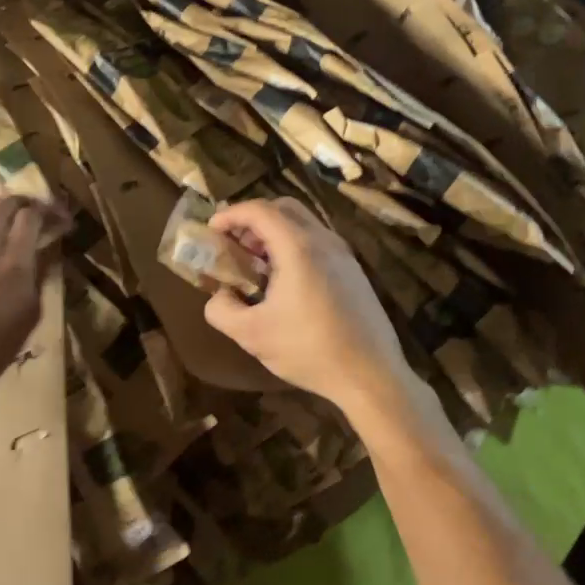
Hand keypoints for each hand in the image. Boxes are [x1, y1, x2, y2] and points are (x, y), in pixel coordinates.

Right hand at [204, 198, 411, 411]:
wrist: (372, 377)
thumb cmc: (309, 350)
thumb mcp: (251, 335)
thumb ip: (222, 310)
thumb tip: (218, 296)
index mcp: (298, 248)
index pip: (259, 210)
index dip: (230, 215)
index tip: (211, 230)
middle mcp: (324, 241)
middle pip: (283, 207)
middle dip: (253, 219)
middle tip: (234, 242)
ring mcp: (344, 255)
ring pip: (303, 224)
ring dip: (274, 232)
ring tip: (256, 263)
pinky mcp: (354, 272)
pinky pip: (317, 242)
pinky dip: (294, 246)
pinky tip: (285, 281)